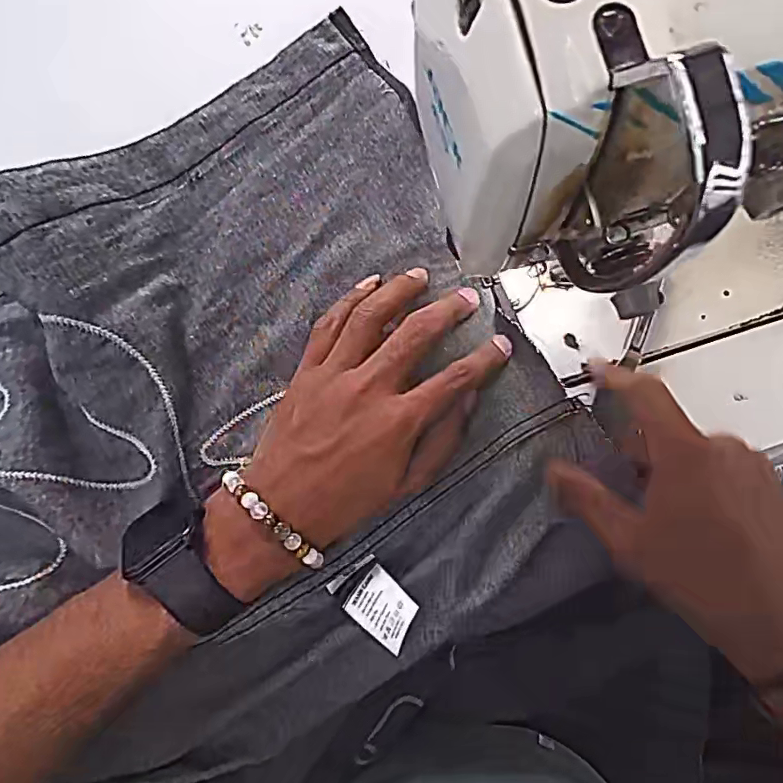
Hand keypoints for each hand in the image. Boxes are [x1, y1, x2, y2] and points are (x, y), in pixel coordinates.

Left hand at [203, 267, 511, 599]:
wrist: (283, 507)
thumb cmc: (345, 499)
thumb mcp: (406, 483)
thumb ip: (443, 441)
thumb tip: (467, 401)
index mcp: (397, 422)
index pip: (454, 379)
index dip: (484, 360)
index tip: (499, 346)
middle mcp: (367, 390)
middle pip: (415, 333)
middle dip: (447, 310)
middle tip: (465, 298)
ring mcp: (334, 375)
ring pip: (370, 316)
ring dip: (398, 290)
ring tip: (418, 276)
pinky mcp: (308, 371)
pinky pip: (329, 324)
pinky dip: (350, 299)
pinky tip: (368, 285)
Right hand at [545, 363, 782, 684]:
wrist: (777, 618)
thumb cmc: (707, 583)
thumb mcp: (630, 543)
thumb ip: (587, 499)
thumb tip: (557, 472)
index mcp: (686, 454)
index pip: (646, 394)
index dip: (616, 376)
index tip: (598, 369)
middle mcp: (723, 447)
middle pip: (667, 428)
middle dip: (641, 450)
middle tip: (629, 488)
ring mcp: (749, 462)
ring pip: (694, 447)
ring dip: (673, 467)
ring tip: (669, 515)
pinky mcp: (767, 478)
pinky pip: (722, 462)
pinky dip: (702, 477)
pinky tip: (699, 519)